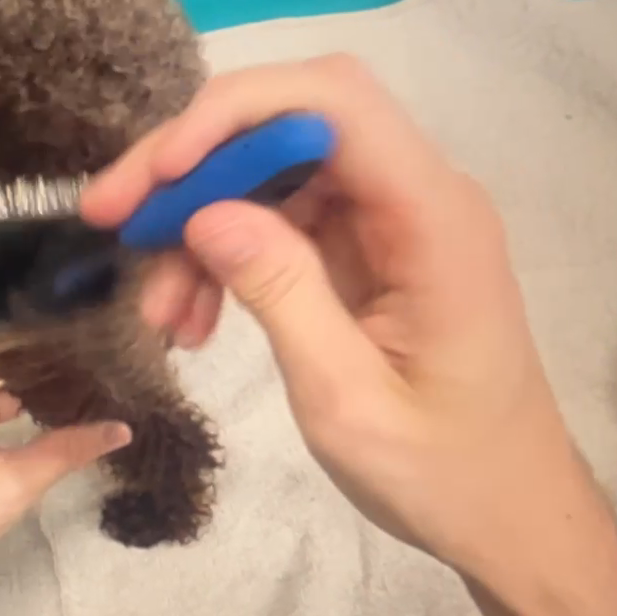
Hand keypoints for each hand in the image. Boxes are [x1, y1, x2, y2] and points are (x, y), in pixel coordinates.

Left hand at [0, 334, 129, 615]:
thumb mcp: (8, 485)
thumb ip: (67, 450)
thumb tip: (124, 428)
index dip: (39, 313)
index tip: (88, 314)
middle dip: (39, 339)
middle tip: (100, 336)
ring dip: (29, 368)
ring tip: (90, 359)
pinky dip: (12, 394)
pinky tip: (57, 392)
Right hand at [82, 55, 600, 581]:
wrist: (505, 513)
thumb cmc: (443, 473)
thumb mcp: (347, 399)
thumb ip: (281, 295)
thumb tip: (204, 214)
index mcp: (432, 217)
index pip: (333, 102)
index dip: (234, 115)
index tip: (159, 174)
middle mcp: (412, 196)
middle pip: (286, 128)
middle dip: (190, 166)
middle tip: (111, 218)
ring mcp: (385, 222)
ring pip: (268, 180)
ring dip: (198, 229)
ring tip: (156, 311)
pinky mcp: (362, 252)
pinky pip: (277, 228)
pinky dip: (223, 262)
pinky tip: (192, 320)